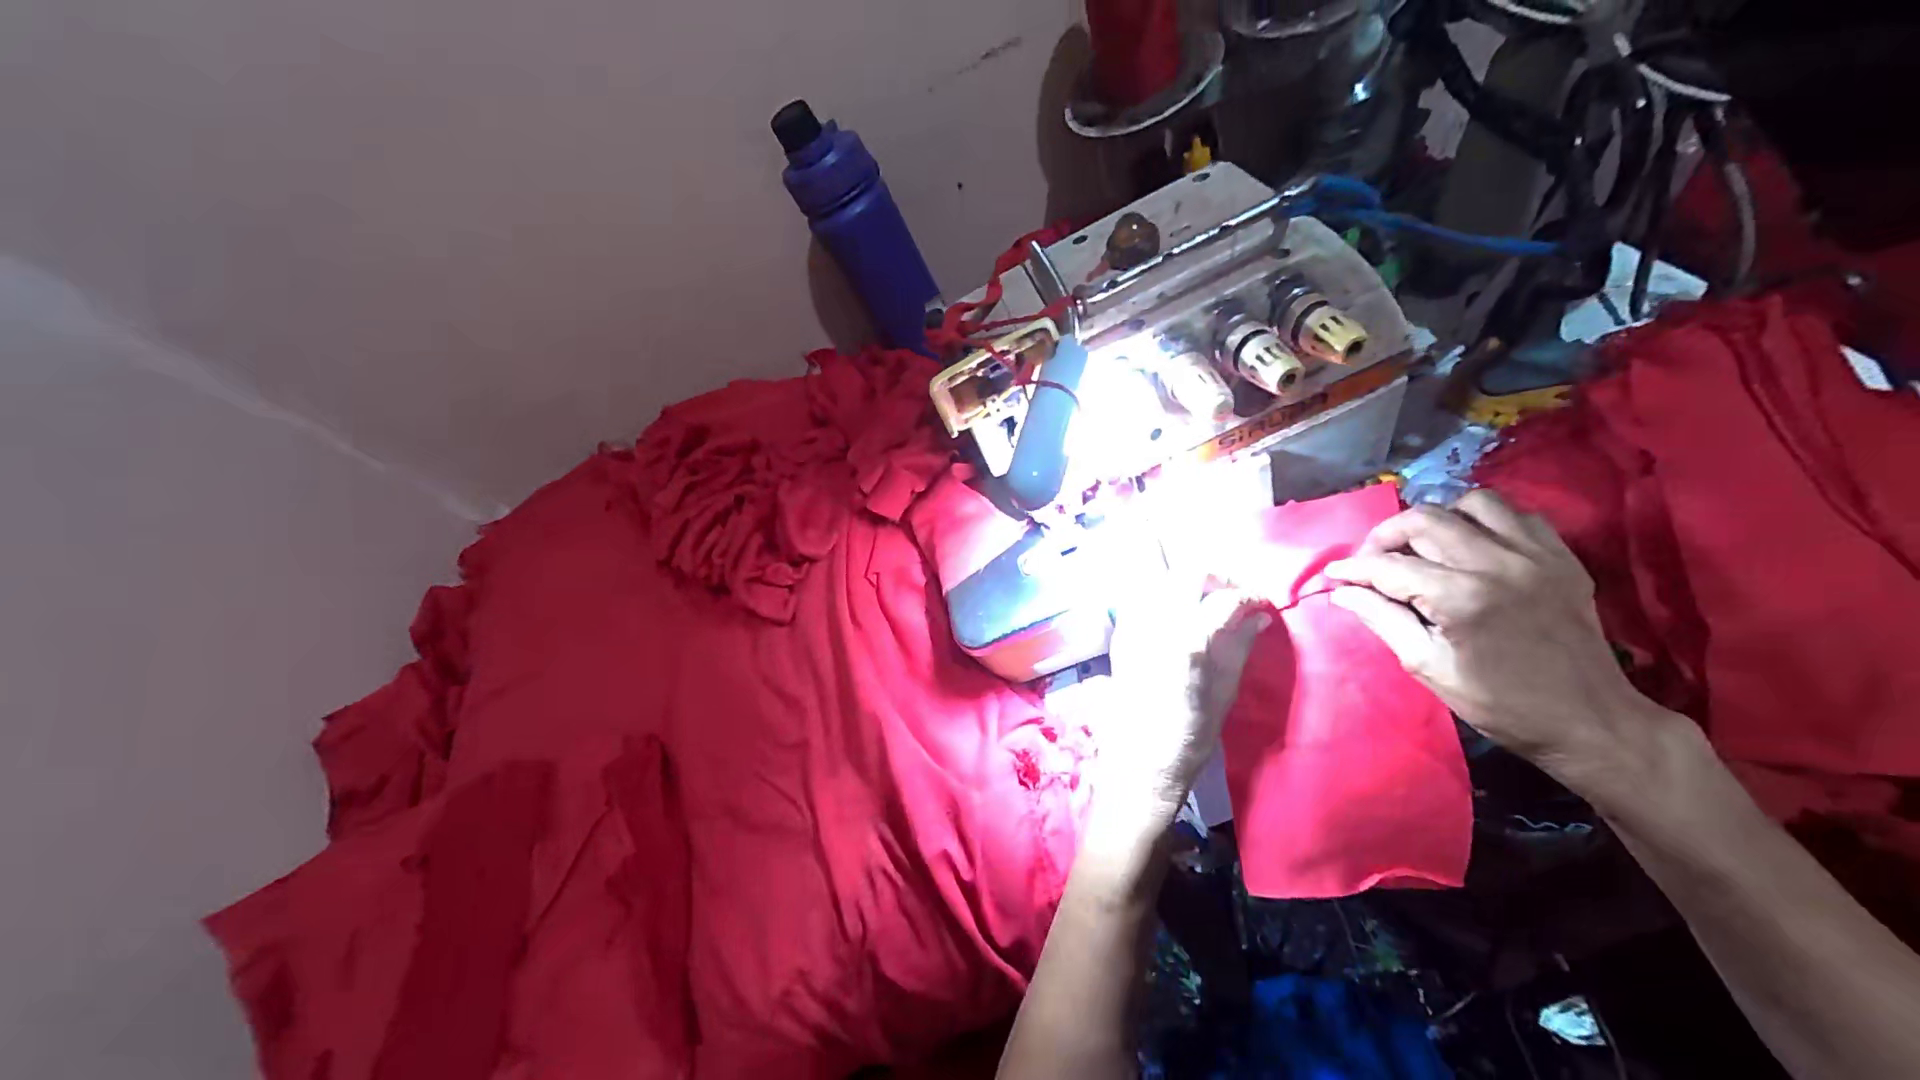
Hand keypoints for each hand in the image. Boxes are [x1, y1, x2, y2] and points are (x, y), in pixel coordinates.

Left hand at [1100, 585, 1269, 824]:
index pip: (1225, 597)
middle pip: (1187, 573)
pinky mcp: (1120, 634)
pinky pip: (1142, 596)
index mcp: (1188, 640)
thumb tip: (1258, 617)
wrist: (1140, 760)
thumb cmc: (1189, 733)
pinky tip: (1178, 614)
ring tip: (1206, 602)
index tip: (1262, 605)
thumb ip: (1239, 645)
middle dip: (1216, 577)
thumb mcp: (1225, 691)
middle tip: (1233, 595)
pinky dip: (1163, 594)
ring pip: (1160, 579)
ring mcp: (1132, 625)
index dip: (1250, 596)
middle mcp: (1156, 622)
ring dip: (1187, 582)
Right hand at [1325, 490, 1677, 789]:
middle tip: (1372, 562)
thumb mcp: (1427, 666)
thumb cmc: (1500, 703)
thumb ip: (1382, 620)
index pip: (1388, 566)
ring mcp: (1536, 555)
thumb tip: (1343, 592)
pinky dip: (1484, 521)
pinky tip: (1471, 545)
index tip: (1334, 575)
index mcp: (1461, 597)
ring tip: (1422, 547)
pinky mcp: (1561, 557)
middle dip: (1385, 537)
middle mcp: (1497, 563)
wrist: (1591, 721)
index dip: (1353, 569)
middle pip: (1423, 519)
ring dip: (1436, 519)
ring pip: (1470, 503)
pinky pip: (1516, 514)